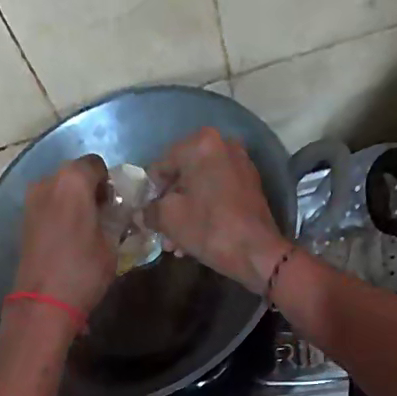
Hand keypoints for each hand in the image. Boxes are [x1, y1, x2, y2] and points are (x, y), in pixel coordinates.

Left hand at [11, 154, 116, 317]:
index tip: (113, 206)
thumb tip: (115, 213)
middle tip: (100, 219)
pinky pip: (46, 211)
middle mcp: (47, 182)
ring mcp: (30, 203)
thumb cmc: (82, 272)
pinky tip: (67, 242)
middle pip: (73, 177)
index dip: (108, 184)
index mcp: (72, 180)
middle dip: (88, 193)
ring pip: (58, 194)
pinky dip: (58, 218)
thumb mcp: (111, 245)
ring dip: (71, 206)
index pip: (96, 166)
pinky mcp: (22, 224)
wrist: (42, 305)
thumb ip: (114, 220)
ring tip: (84, 234)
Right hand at [145, 128, 292, 293]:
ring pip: (199, 186)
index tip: (146, 216)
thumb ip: (150, 211)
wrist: (256, 250)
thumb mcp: (169, 219)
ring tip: (176, 242)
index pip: (160, 165)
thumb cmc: (209, 228)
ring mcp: (238, 162)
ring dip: (184, 212)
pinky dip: (203, 210)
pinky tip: (195, 235)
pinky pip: (216, 192)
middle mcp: (221, 144)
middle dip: (169, 205)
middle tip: (161, 232)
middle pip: (181, 176)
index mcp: (200, 144)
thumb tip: (140, 213)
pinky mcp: (249, 182)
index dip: (149, 193)